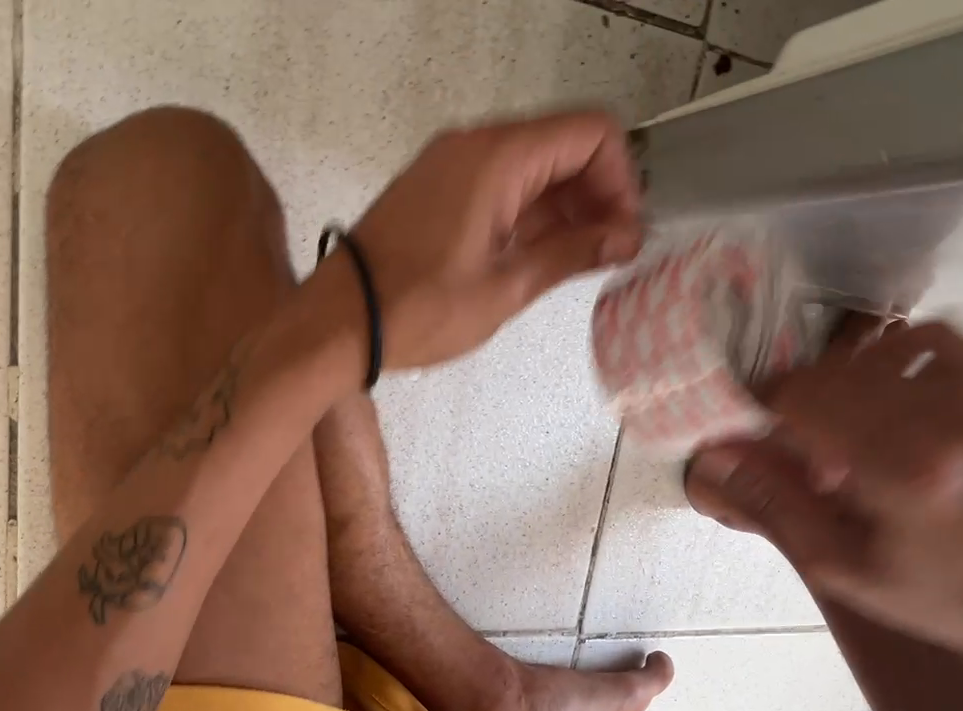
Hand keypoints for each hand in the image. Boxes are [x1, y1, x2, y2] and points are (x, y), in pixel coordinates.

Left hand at [344, 110, 644, 370]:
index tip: (625, 229)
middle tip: (607, 250)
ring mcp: (446, 165)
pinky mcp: (431, 189)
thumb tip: (621, 238)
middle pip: (560, 145)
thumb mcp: (503, 288)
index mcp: (495, 158)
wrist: (337, 325)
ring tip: (573, 260)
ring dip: (560, 206)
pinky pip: (494, 183)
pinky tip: (532, 254)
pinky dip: (523, 211)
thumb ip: (570, 254)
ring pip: (528, 166)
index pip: (590, 133)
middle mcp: (470, 146)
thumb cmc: (411, 311)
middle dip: (595, 193)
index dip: (621, 179)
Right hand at [683, 317, 962, 686]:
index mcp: (904, 472)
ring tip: (841, 417)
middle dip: (798, 397)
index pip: (803, 397)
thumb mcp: (842, 568)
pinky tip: (889, 398)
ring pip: (884, 348)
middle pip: (838, 370)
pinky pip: (941, 340)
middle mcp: (954, 420)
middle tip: (791, 437)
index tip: (748, 427)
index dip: (761, 405)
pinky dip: (896, 357)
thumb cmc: (947, 596)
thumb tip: (715, 454)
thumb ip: (774, 503)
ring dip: (844, 376)